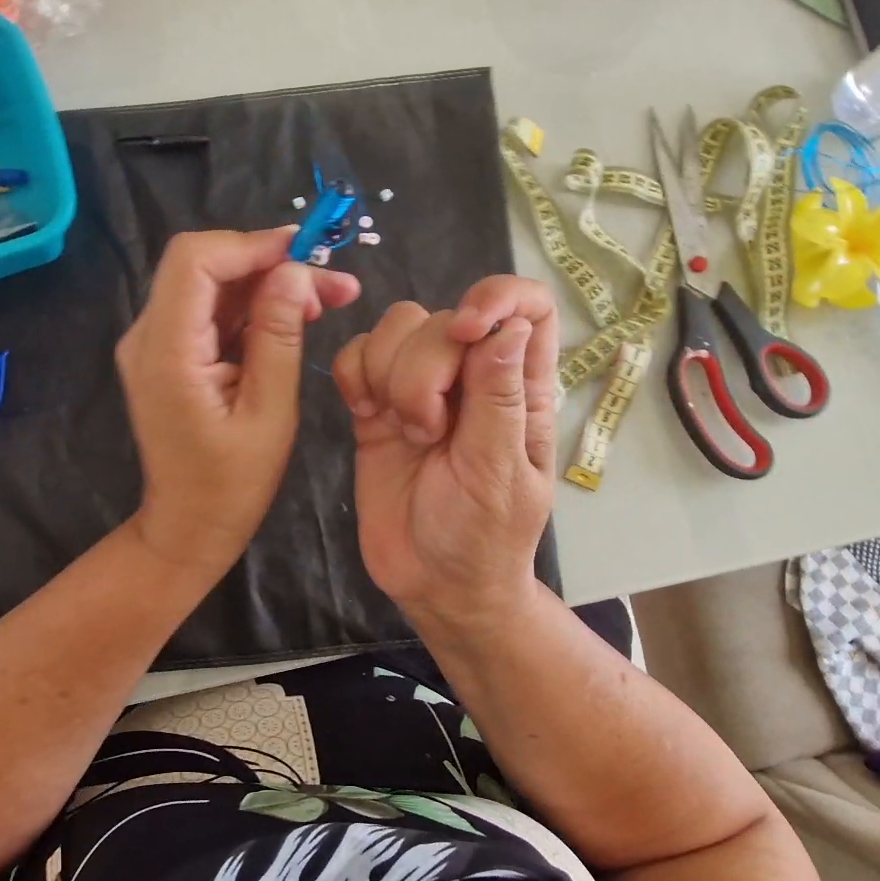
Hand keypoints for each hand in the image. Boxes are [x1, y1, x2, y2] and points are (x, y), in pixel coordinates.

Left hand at [119, 227, 360, 574]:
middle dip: (268, 262)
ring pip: (210, 284)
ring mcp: (153, 344)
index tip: (309, 255)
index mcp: (166, 352)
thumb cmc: (232, 484)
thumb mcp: (269, 412)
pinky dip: (251, 306)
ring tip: (326, 300)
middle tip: (331, 283)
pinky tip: (295, 317)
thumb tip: (295, 271)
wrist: (189, 526)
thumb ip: (278, 336)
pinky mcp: (167, 354)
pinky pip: (208, 311)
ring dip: (266, 283)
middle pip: (202, 265)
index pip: (195, 260)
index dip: (252, 245)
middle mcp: (148, 337)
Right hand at [332, 275, 560, 625]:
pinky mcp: (375, 406)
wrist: (433, 583)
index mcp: (519, 387)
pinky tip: (365, 414)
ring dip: (387, 375)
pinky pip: (356, 356)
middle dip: (423, 369)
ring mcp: (418, 388)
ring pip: (395, 329)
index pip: (526, 307)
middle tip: (425, 431)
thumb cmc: (483, 536)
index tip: (465, 331)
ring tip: (400, 431)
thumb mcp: (500, 474)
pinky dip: (353, 375)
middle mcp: (470, 377)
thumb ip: (499, 399)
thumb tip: (507, 327)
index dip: (496, 297)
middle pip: (441, 318)